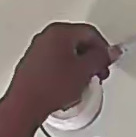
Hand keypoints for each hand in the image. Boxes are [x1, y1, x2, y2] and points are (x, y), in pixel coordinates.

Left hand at [0, 22, 117, 127]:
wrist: (26, 105)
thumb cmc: (49, 86)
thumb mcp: (85, 70)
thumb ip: (101, 57)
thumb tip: (109, 52)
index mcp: (59, 32)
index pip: (90, 32)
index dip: (103, 48)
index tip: (107, 60)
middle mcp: (46, 37)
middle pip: (77, 41)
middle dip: (91, 58)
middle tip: (97, 72)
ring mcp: (37, 50)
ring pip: (66, 53)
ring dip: (79, 66)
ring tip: (82, 82)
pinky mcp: (32, 64)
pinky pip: (55, 62)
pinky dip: (65, 71)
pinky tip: (68, 86)